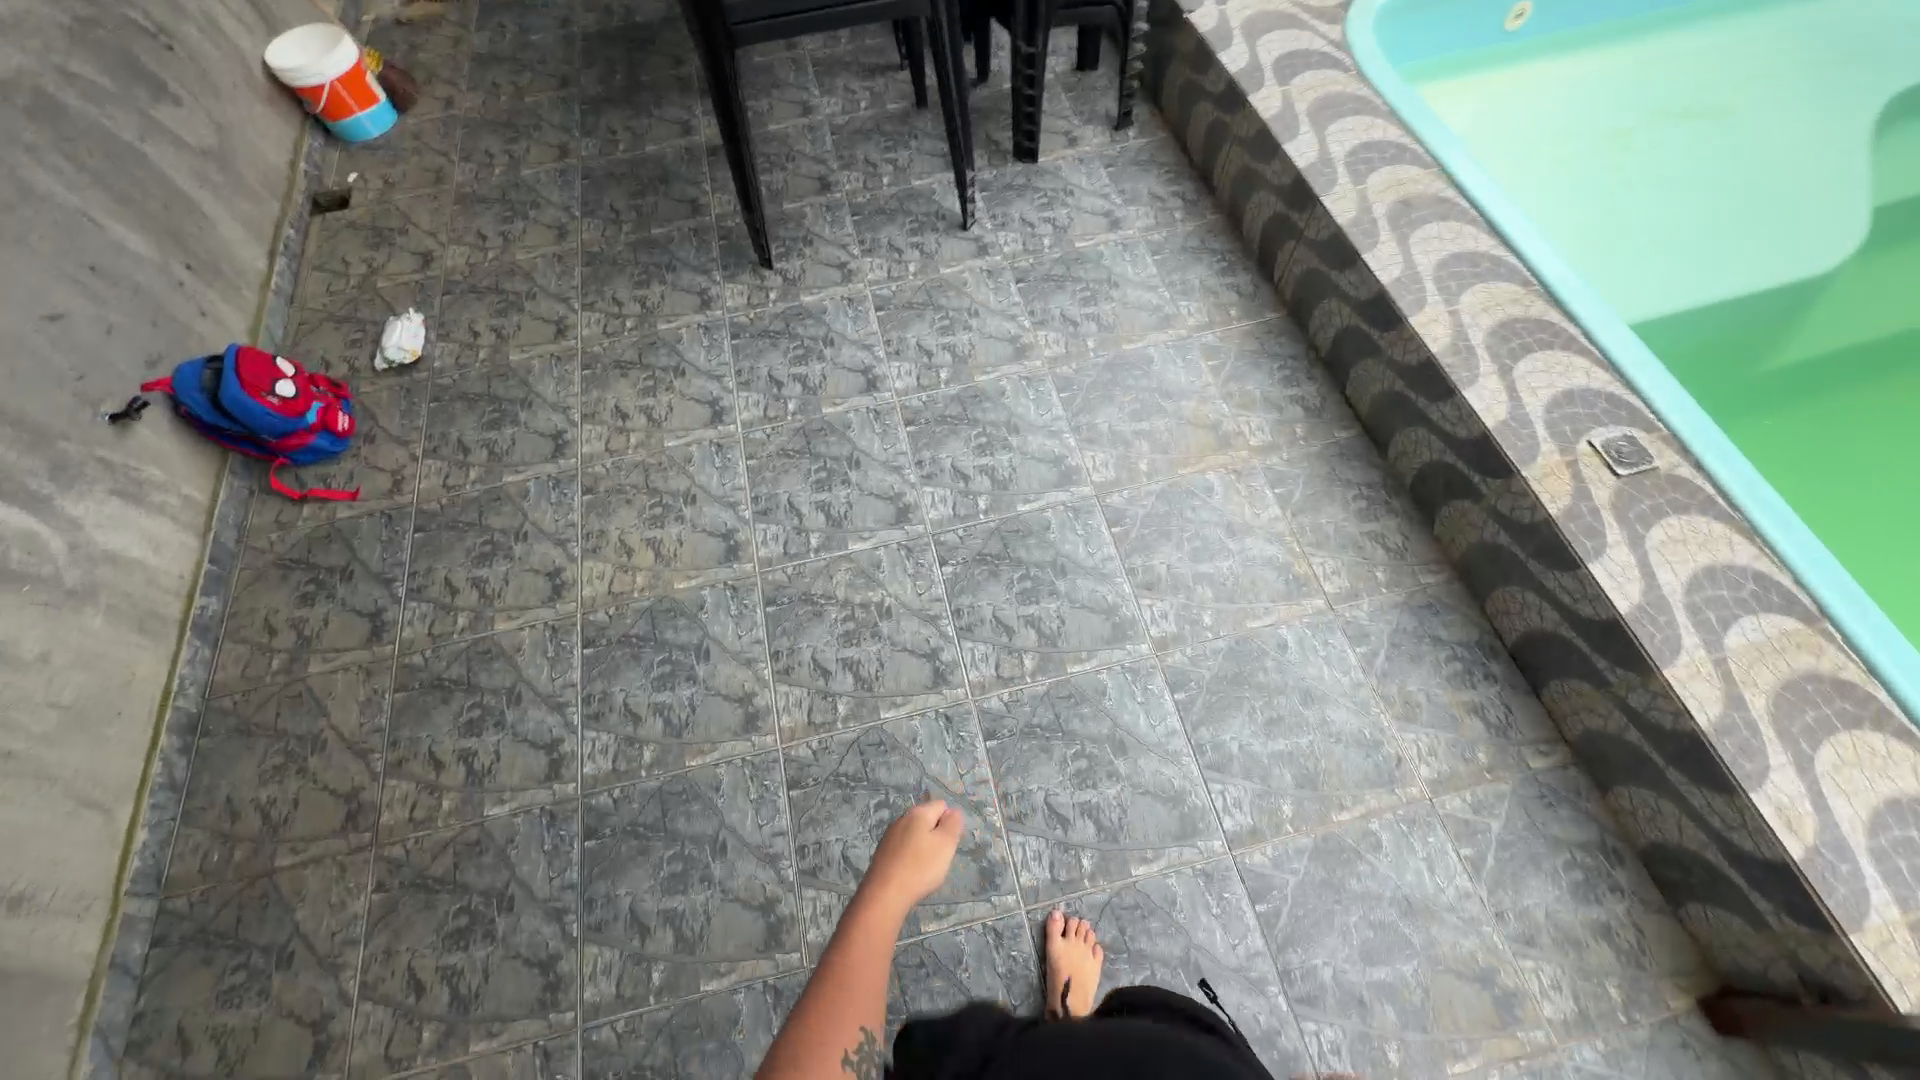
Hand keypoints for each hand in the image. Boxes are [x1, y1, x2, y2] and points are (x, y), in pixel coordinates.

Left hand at [859, 799, 963, 912]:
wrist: (885, 894)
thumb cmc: (920, 868)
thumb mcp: (945, 844)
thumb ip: (953, 824)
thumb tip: (953, 811)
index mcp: (918, 812)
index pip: (942, 806)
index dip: (950, 823)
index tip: (950, 844)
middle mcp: (902, 818)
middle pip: (928, 820)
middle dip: (937, 835)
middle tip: (940, 857)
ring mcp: (890, 835)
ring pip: (916, 835)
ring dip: (924, 847)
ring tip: (926, 868)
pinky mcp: (883, 851)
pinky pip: (904, 847)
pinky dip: (911, 856)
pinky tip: (911, 872)